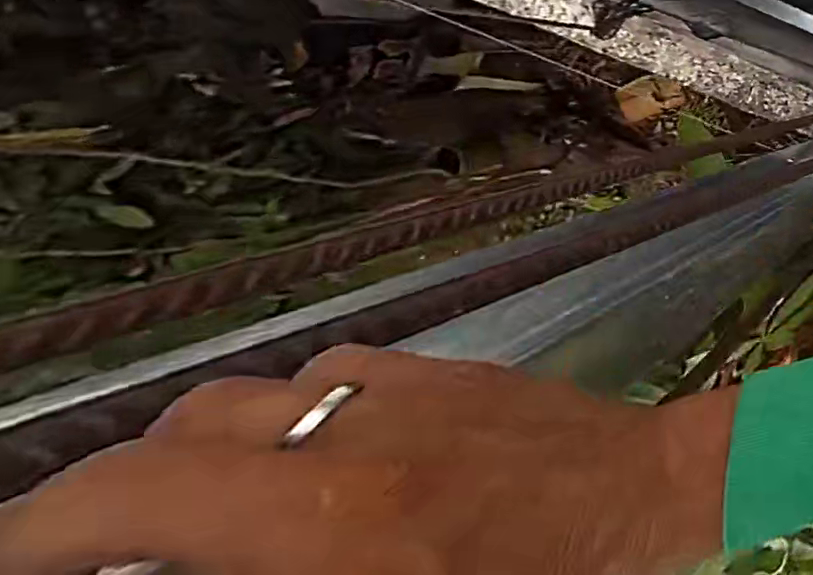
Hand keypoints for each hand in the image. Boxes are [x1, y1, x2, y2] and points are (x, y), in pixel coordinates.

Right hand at [0, 346, 736, 574]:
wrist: (641, 489)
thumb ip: (292, 566)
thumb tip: (227, 544)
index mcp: (325, 518)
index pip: (126, 497)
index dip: (36, 535)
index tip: (23, 566)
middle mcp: (359, 432)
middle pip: (185, 426)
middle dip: (120, 489)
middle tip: (117, 550)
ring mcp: (418, 384)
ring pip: (269, 387)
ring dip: (222, 441)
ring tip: (223, 498)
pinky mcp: (463, 366)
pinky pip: (350, 365)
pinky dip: (307, 403)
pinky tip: (324, 446)